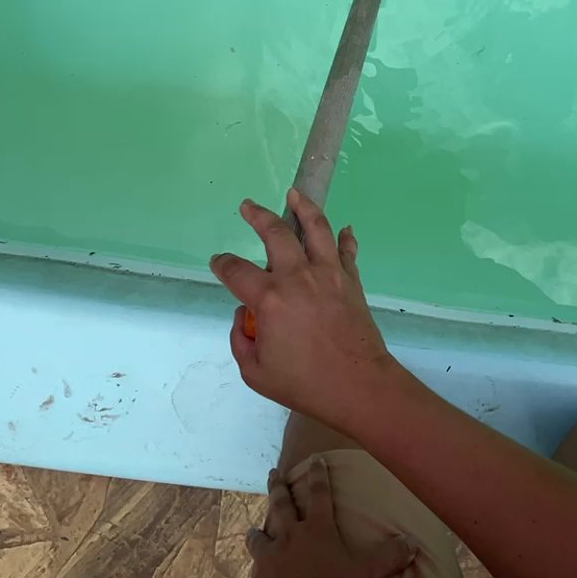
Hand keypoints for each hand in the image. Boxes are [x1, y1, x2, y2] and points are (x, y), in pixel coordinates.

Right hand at [212, 191, 399, 427]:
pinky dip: (344, 237)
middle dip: (258, 216)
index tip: (219, 262)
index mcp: (269, 300)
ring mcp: (328, 273)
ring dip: (304, 207)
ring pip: (316, 228)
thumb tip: (243, 316)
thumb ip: (240, 340)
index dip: (223, 264)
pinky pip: (346, 250)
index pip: (236, 271)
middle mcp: (298, 277)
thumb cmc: (304, 383)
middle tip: (248, 206)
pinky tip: (344, 228)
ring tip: (295, 194)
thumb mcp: (255, 372)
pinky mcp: (351, 279)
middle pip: (275, 234)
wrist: (357, 384)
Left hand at [236, 457, 416, 577]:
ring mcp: (268, 562)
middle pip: (282, 506)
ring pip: (259, 539)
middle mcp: (290, 539)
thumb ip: (389, 557)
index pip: (320, 494)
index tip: (314, 457)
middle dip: (278, 488)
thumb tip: (413, 541)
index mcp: (317, 530)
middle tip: (272, 472)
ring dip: (256, 533)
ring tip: (252, 529)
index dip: (318, 474)